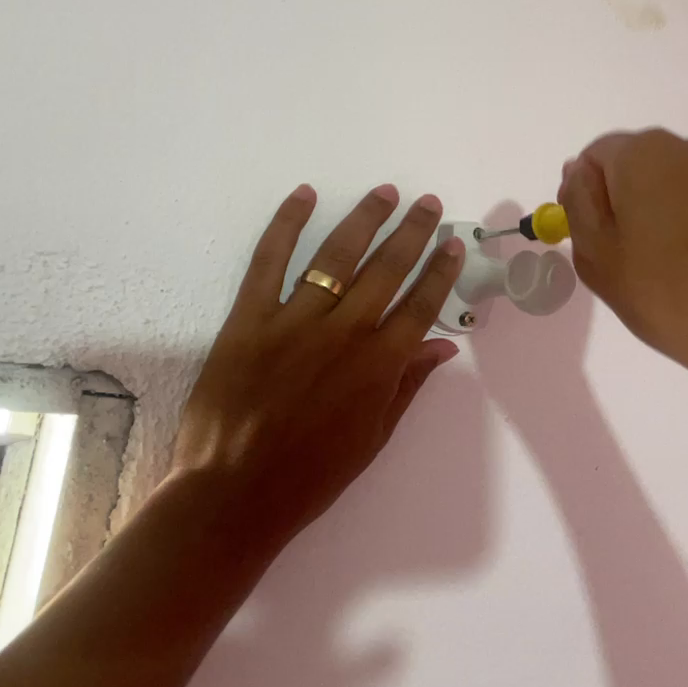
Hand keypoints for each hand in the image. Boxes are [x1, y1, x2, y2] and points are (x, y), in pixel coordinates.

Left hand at [171, 183, 464, 553]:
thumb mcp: (373, 436)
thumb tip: (443, 346)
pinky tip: (305, 194)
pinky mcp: (249, 318)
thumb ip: (408, 384)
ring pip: (336, 255)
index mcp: (379, 364)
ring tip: (386, 193)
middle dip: (413, 232)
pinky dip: (286, 223)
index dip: (441, 271)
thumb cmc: (312, 474)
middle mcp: (344, 332)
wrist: (235, 493)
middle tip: (429, 204)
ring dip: (366, 219)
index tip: (453, 244)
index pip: (421, 304)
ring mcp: (294, 320)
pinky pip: (269, 260)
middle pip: (387, 269)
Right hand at [558, 130, 687, 393]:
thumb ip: (578, 205)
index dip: (583, 197)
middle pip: (640, 167)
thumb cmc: (669, 294)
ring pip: (678, 187)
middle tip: (626, 264)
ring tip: (669, 274)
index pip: (595, 157)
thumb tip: (579, 174)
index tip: (591, 242)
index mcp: (646, 152)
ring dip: (663, 217)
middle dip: (624, 205)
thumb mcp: (598, 256)